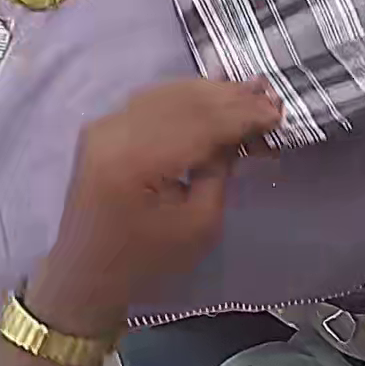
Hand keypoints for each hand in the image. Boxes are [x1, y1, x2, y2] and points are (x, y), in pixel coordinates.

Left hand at [25, 79, 281, 337]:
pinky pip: (152, 100)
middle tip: (269, 96)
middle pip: (184, 101)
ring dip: (212, 92)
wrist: (88, 273)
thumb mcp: (199, 224)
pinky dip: (186, 96)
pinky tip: (213, 93)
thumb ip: (219, 171)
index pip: (200, 123)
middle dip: (231, 98)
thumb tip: (239, 133)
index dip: (242, 115)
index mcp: (136, 161)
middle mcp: (114, 132)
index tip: (276, 113)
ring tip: (249, 92)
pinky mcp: (104, 128)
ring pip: (168, 93)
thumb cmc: (148, 259)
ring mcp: (104, 126)